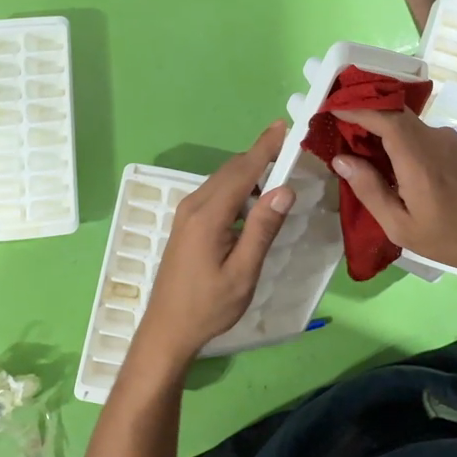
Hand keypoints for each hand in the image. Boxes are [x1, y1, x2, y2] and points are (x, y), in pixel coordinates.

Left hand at [135, 122, 296, 366]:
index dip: (265, 147)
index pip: (243, 171)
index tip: (284, 126)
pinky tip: (255, 198)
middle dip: (261, 155)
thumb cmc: (208, 307)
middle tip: (290, 145)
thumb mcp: (243, 273)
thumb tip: (284, 189)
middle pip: (232, 170)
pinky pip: (217, 193)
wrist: (167, 330)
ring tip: (279, 168)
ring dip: (251, 171)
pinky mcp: (187, 222)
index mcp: (208, 215)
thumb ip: (262, 229)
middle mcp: (194, 205)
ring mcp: (187, 213)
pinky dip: (239, 186)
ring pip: (223, 180)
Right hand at [332, 109, 456, 275]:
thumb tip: (341, 160)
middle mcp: (435, 140)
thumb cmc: (446, 238)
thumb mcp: (399, 226)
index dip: (357, 109)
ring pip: (406, 122)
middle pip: (394, 114)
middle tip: (337, 126)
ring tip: (359, 146)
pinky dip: (398, 137)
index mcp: (419, 161)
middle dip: (364, 114)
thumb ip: (369, 190)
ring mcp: (448, 139)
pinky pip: (419, 132)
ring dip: (381, 127)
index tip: (331, 109)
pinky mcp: (454, 144)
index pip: (385, 118)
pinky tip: (389, 158)